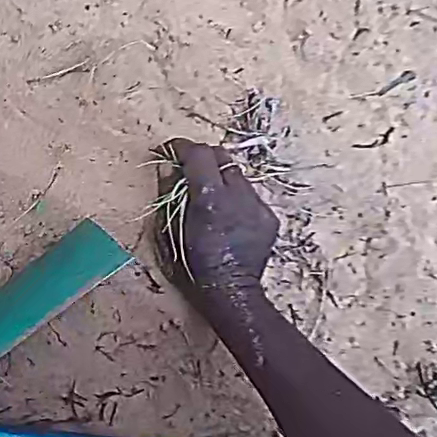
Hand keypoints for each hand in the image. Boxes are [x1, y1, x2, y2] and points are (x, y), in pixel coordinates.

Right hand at [156, 140, 279, 301]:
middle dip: (202, 157)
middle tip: (186, 167)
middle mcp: (237, 195)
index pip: (198, 154)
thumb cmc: (191, 264)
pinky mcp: (269, 217)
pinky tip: (226, 218)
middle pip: (221, 156)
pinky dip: (235, 199)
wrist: (230, 289)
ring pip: (237, 176)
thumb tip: (167, 168)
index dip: (180, 147)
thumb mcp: (169, 229)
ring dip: (219, 179)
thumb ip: (169, 195)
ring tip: (207, 196)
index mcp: (209, 198)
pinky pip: (249, 197)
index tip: (168, 150)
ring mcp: (257, 205)